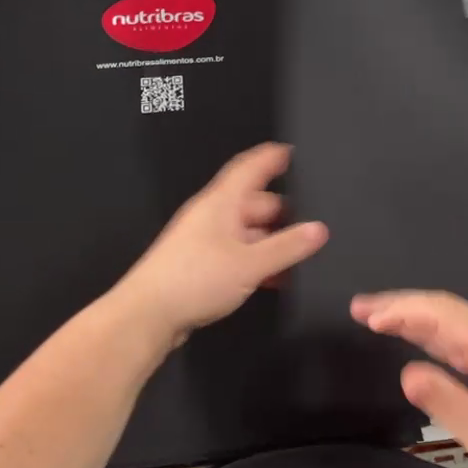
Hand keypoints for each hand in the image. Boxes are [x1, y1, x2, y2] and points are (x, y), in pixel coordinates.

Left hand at [111, 144, 327, 347]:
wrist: (147, 316)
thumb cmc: (195, 278)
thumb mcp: (249, 264)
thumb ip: (287, 247)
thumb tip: (320, 229)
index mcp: (222, 201)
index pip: (251, 166)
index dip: (273, 157)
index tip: (297, 152)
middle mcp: (213, 214)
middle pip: (254, 201)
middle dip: (284, 209)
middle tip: (318, 219)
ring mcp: (206, 240)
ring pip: (248, 231)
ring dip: (273, 241)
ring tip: (305, 253)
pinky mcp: (203, 265)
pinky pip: (239, 254)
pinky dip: (259, 261)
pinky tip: (279, 278)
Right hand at [352, 290, 467, 467]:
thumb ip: (446, 401)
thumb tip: (405, 372)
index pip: (441, 312)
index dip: (401, 309)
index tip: (366, 317)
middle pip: (443, 309)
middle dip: (399, 306)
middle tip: (357, 308)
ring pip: (450, 322)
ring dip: (411, 318)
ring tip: (372, 318)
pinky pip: (459, 339)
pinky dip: (429, 335)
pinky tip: (409, 338)